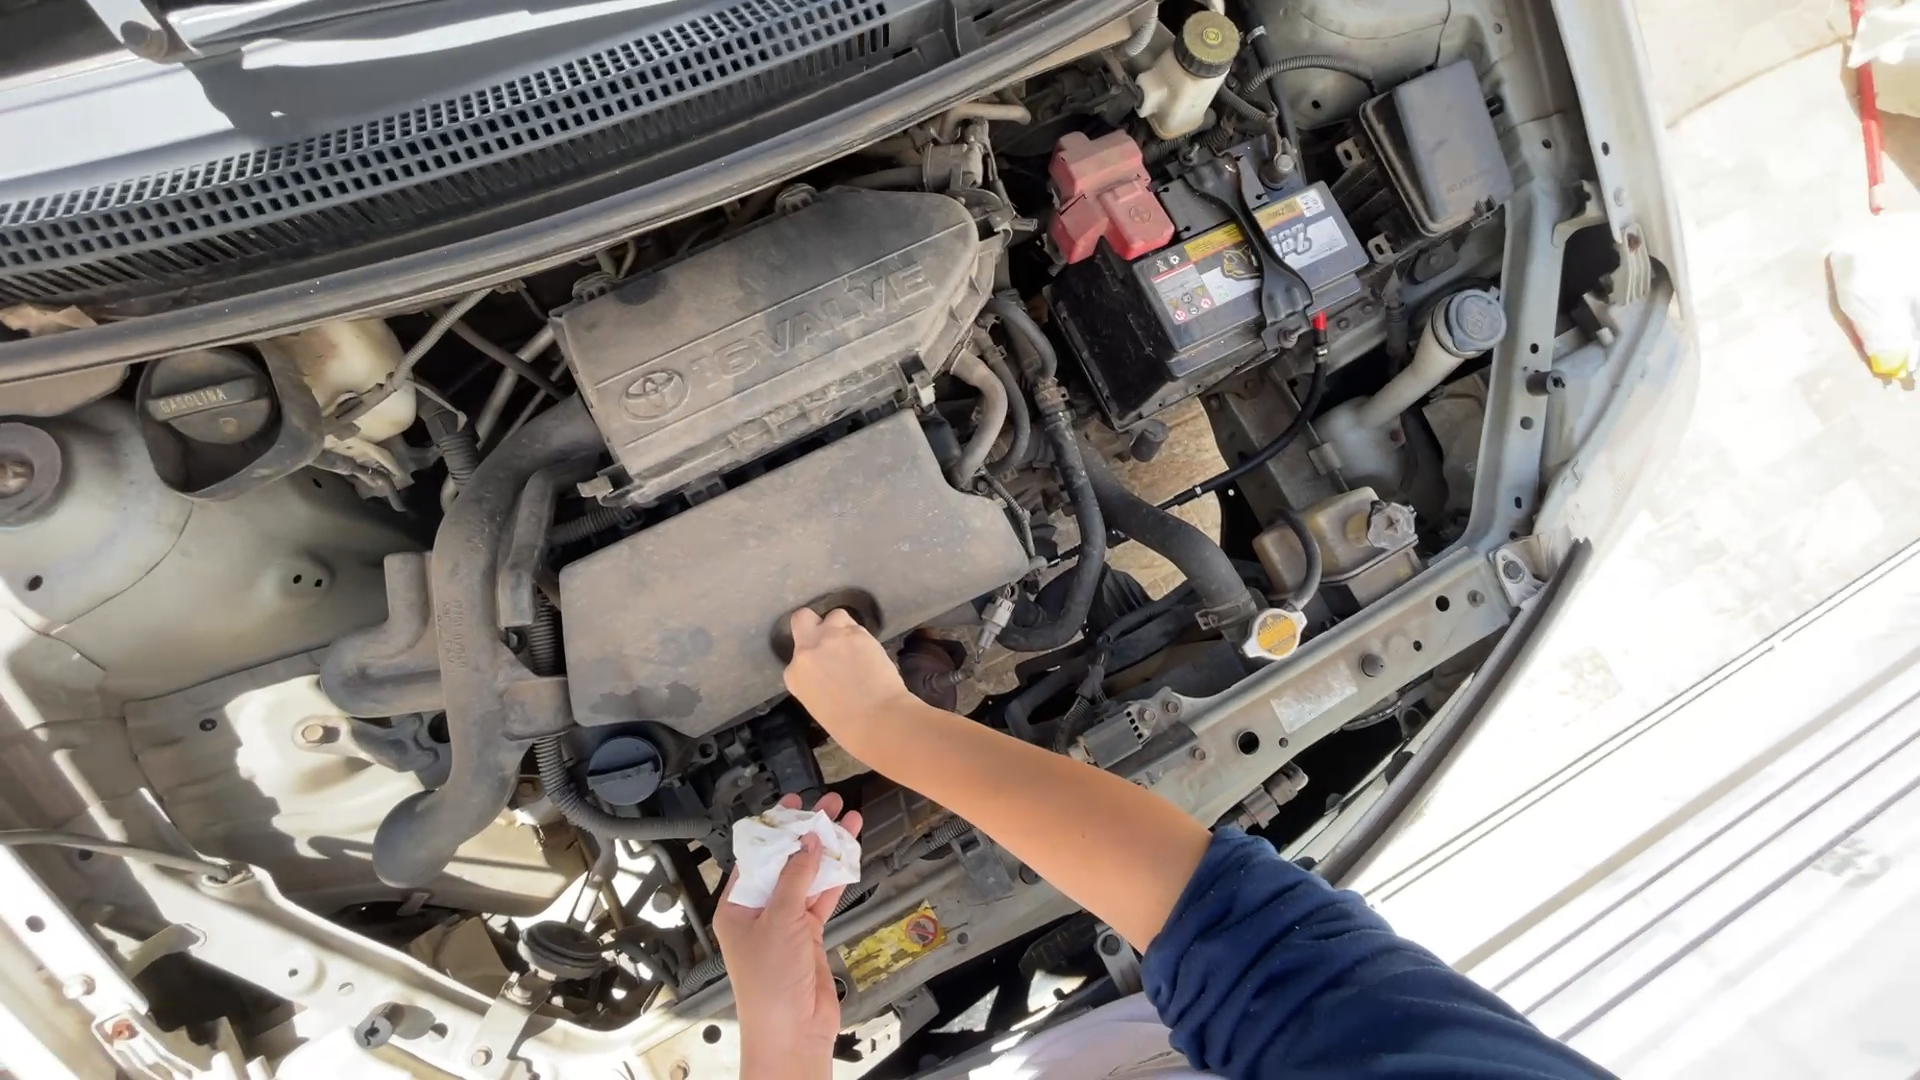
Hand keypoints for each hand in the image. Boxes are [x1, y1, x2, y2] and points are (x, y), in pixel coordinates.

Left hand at [714, 792, 863, 1079]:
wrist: (792, 1033)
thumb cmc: (769, 985)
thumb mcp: (778, 920)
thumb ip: (795, 876)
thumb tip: (808, 840)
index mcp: (737, 905)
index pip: (756, 855)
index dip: (775, 827)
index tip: (793, 803)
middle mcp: (760, 909)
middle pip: (786, 860)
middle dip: (807, 832)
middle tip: (828, 804)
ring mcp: (786, 920)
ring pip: (809, 873)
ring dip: (829, 849)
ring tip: (848, 820)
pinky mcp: (809, 932)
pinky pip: (824, 894)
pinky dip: (838, 874)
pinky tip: (851, 853)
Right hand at [783, 609, 916, 747]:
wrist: (877, 718)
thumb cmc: (848, 726)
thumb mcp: (817, 704)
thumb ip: (816, 680)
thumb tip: (830, 671)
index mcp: (794, 675)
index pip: (798, 657)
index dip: (812, 659)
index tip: (825, 667)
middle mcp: (808, 650)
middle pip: (801, 618)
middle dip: (812, 624)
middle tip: (827, 638)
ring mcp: (832, 637)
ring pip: (834, 615)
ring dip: (841, 626)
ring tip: (853, 644)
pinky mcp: (858, 633)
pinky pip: (856, 626)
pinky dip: (861, 636)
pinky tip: (869, 652)